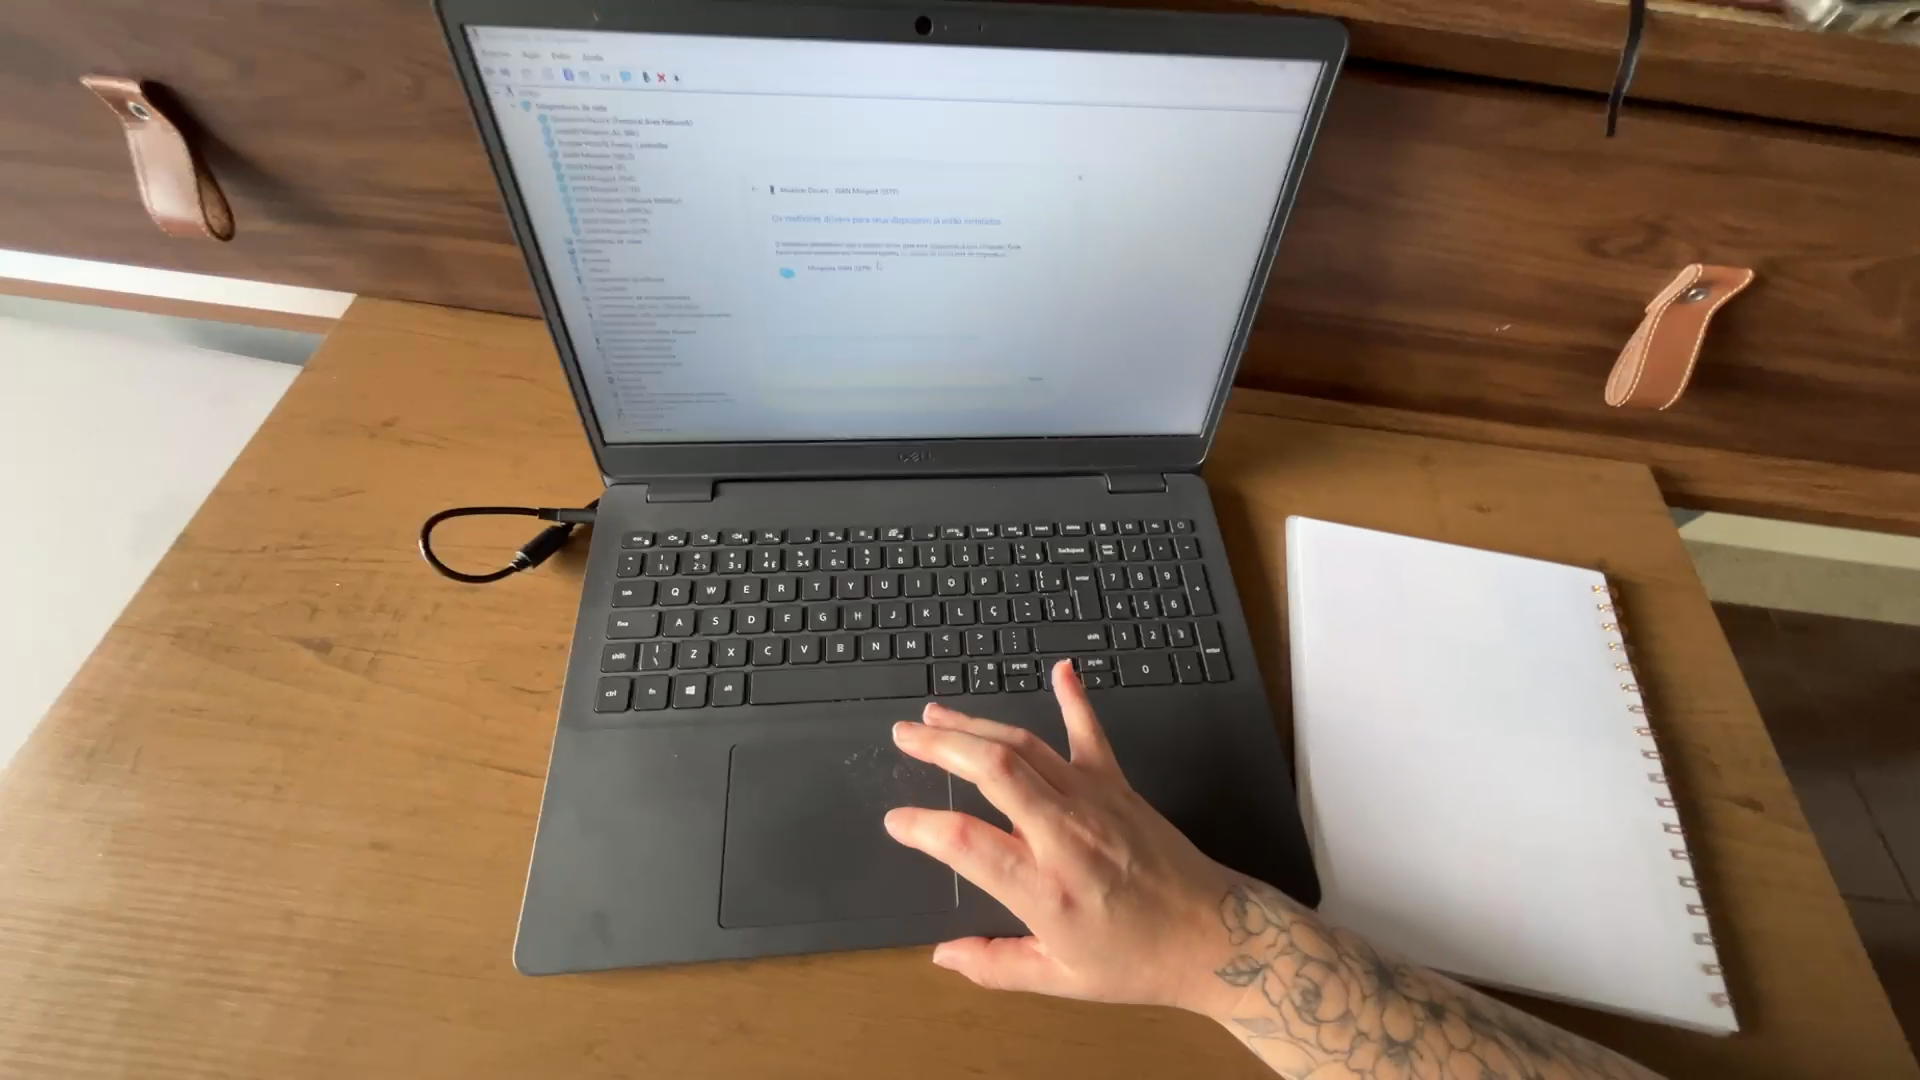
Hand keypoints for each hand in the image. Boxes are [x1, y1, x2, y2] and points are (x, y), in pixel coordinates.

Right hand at [885, 660, 1243, 1015]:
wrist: (1213, 935)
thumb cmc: (1136, 960)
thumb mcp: (1060, 980)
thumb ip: (994, 966)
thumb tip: (940, 955)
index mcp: (1045, 888)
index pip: (965, 842)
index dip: (921, 826)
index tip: (897, 820)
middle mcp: (1064, 833)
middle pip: (993, 770)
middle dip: (941, 746)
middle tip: (905, 735)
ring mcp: (1092, 798)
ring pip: (1024, 745)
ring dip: (976, 725)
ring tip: (937, 714)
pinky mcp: (1116, 782)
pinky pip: (1089, 732)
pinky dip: (1074, 697)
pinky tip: (1062, 669)